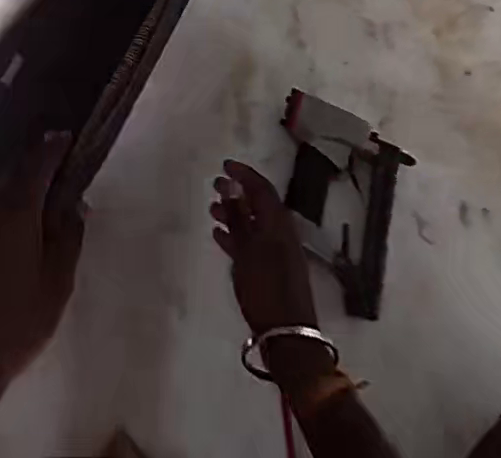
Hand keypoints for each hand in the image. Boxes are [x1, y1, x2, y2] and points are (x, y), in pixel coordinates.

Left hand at [0, 132, 86, 386]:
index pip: (36, 164)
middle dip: (34, 163)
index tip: (66, 137)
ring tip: (37, 192)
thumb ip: (69, 235)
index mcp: (13, 211)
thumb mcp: (58, 281)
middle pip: (12, 170)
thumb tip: (74, 204)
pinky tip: (10, 219)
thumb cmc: (18, 321)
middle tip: (57, 166)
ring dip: (15, 182)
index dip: (53, 147)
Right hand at [210, 160, 318, 336]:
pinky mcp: (272, 269)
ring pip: (254, 223)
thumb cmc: (265, 287)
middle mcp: (280, 232)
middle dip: (237, 192)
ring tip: (212, 209)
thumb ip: (237, 217)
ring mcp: (278, 252)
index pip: (261, 188)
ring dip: (234, 214)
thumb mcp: (246, 250)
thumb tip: (230, 185)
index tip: (225, 165)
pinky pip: (253, 243)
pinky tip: (219, 236)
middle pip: (258, 204)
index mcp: (278, 223)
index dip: (243, 174)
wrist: (288, 335)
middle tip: (215, 185)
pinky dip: (237, 236)